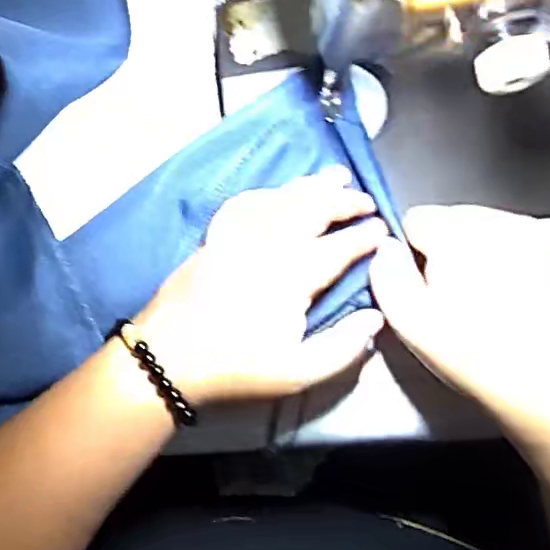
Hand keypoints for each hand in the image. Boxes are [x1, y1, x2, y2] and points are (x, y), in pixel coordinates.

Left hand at [133, 166, 388, 404]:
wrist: (168, 357)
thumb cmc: (235, 368)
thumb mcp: (296, 372)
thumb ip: (342, 347)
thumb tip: (374, 319)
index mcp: (293, 276)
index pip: (339, 246)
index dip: (364, 236)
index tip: (382, 229)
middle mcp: (268, 245)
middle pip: (312, 209)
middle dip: (343, 200)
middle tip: (365, 198)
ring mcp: (238, 236)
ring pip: (281, 198)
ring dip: (311, 185)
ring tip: (333, 177)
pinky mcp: (214, 237)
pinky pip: (246, 202)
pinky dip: (269, 192)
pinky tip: (277, 192)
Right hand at [368, 205, 549, 443]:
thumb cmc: (481, 358)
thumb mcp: (411, 323)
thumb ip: (387, 275)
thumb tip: (385, 248)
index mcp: (458, 232)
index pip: (413, 220)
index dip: (407, 255)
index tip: (417, 290)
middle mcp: (501, 220)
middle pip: (453, 221)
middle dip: (444, 253)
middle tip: (449, 303)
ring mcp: (540, 233)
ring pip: (488, 233)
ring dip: (478, 258)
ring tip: (486, 307)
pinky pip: (520, 246)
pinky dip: (510, 266)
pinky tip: (515, 305)